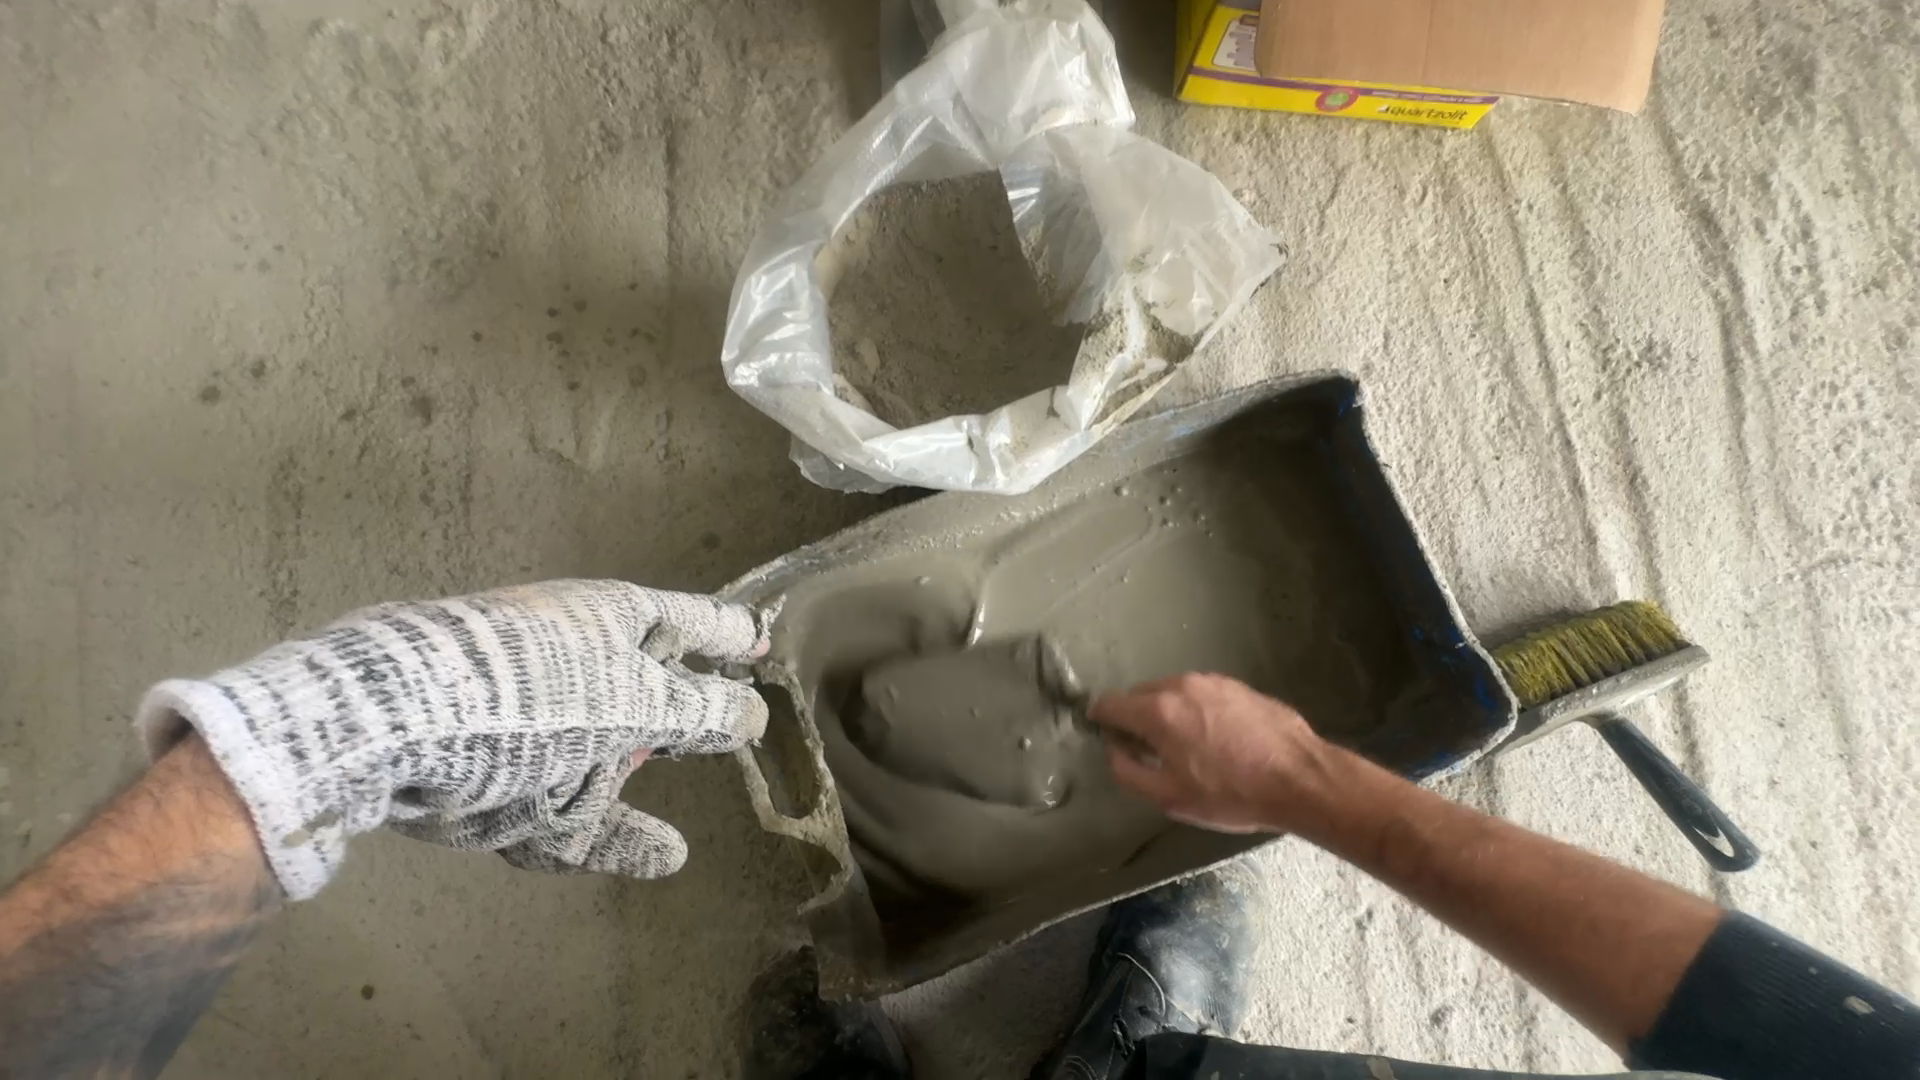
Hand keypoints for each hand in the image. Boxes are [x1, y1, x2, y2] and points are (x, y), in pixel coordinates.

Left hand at [136, 581, 772, 898]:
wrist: (385, 729)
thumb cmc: (531, 691)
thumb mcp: (634, 700)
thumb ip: (699, 711)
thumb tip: (754, 714)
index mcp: (614, 622)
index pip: (694, 621)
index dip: (732, 635)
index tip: (764, 643)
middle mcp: (580, 666)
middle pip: (651, 691)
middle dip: (682, 717)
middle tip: (723, 729)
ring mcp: (540, 724)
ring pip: (609, 755)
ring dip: (630, 782)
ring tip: (669, 826)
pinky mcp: (508, 779)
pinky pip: (575, 811)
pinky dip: (614, 835)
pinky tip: (665, 856)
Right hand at [1090, 674, 1330, 834]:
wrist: (1301, 778)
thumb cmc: (1231, 794)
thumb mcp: (1170, 798)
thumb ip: (1129, 772)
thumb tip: (1114, 751)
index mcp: (1157, 711)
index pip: (1110, 703)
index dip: (1100, 718)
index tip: (1104, 733)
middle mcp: (1179, 685)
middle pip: (1139, 694)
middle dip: (1135, 717)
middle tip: (1149, 749)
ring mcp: (1210, 681)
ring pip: (1170, 690)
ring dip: (1165, 711)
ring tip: (1185, 744)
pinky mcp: (1236, 684)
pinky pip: (1199, 692)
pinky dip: (1193, 708)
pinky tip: (1215, 736)